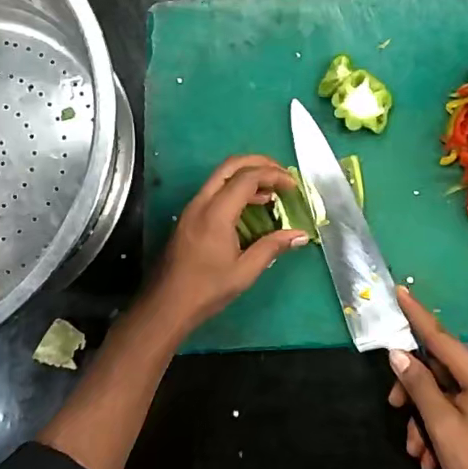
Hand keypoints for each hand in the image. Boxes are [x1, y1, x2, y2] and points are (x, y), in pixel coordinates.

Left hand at [145, 154, 308, 331]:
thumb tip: (300, 235)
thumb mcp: (245, 271)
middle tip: (283, 175)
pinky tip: (252, 205)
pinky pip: (215, 190)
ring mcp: (192, 208)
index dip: (274, 176)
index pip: (247, 178)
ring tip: (272, 191)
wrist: (166, 305)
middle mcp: (201, 203)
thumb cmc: (206, 290)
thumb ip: (272, 247)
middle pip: (231, 165)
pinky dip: (236, 188)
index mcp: (216, 213)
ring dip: (248, 175)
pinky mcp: (189, 217)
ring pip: (221, 176)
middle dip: (260, 164)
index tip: (293, 186)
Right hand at [386, 287, 467, 468]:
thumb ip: (419, 386)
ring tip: (418, 452)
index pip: (440, 337)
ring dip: (421, 421)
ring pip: (438, 397)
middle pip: (434, 371)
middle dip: (411, 392)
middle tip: (394, 409)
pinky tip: (430, 461)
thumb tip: (398, 354)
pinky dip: (434, 433)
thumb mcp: (441, 424)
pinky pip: (449, 415)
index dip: (417, 315)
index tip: (401, 291)